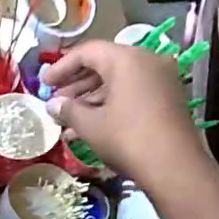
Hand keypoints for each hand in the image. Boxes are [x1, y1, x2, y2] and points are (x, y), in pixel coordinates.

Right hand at [43, 40, 216, 195]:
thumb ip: (69, 110)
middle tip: (56, 103)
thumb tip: (53, 105)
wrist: (174, 166)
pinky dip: (112, 105)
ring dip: (92, 99)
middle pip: (104, 65)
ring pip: (119, 82)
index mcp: (126, 58)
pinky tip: (93, 126)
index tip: (44, 83)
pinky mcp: (168, 98)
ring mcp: (161, 79)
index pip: (87, 52)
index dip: (62, 67)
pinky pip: (133, 93)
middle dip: (77, 86)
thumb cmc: (127, 139)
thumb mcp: (91, 125)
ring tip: (69, 120)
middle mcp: (146, 60)